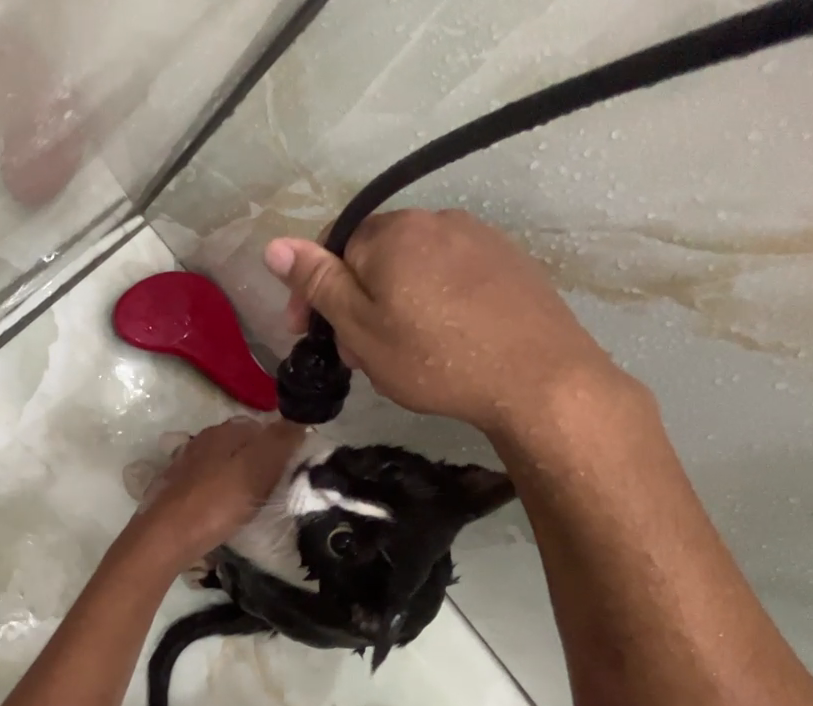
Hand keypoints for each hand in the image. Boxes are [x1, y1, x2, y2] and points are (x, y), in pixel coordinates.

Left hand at [122, 417, 303, 569]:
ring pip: (219, 464)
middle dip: (255, 460)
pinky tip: (219, 510)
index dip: (278, 444)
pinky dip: (215, 493)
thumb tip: (297, 420)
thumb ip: (278, 442)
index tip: (288, 468)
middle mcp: (199, 442)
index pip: (259, 426)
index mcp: (222, 431)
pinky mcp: (171, 490)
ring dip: (234, 477)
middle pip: (237, 445)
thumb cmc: (216, 503)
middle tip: (270, 488)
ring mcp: (181, 466)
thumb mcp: (257, 469)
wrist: (165, 537)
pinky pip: (203, 485)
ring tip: (247, 501)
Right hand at [263, 210, 634, 438]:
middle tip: (353, 352)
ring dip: (391, 302)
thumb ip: (317, 283)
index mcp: (392, 233)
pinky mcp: (508, 262)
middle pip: (373, 255)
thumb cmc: (432, 357)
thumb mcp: (358, 327)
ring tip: (396, 351)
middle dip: (353, 299)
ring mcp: (478, 237)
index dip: (312, 290)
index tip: (307, 334)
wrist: (537, 378)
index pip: (332, 245)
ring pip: (411, 266)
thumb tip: (275, 244)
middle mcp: (436, 220)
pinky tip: (439, 340)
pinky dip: (430, 302)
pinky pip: (448, 275)